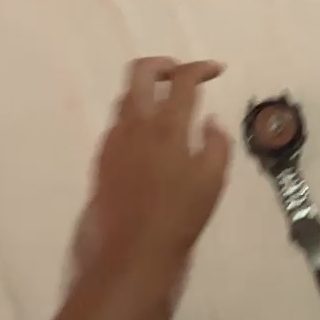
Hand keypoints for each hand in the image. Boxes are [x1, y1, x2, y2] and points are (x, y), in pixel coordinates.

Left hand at [83, 57, 233, 273]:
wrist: (131, 253)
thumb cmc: (180, 217)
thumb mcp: (213, 181)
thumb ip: (216, 144)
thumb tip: (210, 121)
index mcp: (168, 127)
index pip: (182, 79)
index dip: (200, 68)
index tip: (215, 71)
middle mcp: (136, 125)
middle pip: (140, 71)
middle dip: (163, 65)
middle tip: (182, 77)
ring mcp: (114, 140)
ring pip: (126, 97)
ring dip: (148, 92)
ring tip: (169, 110)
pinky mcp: (102, 158)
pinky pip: (118, 124)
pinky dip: (136, 119)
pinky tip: (151, 142)